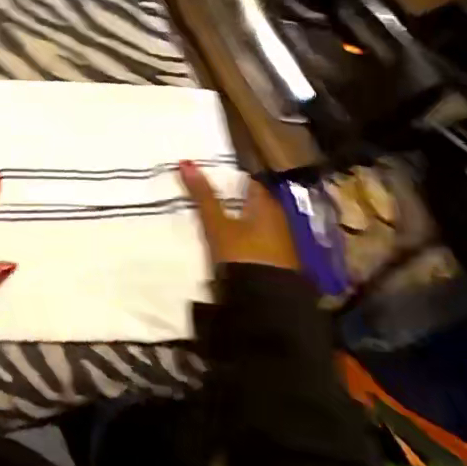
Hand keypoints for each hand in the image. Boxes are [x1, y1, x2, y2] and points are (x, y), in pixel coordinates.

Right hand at [178, 161, 300, 271]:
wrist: (266, 302)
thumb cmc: (241, 254)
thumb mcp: (216, 224)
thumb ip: (202, 195)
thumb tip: (185, 162)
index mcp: (266, 204)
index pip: (248, 181)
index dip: (229, 178)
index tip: (209, 179)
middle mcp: (278, 218)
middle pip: (252, 202)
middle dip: (232, 200)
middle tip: (207, 199)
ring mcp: (281, 242)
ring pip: (256, 222)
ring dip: (239, 221)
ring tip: (214, 222)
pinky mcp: (278, 262)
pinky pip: (259, 241)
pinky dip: (245, 238)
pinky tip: (230, 245)